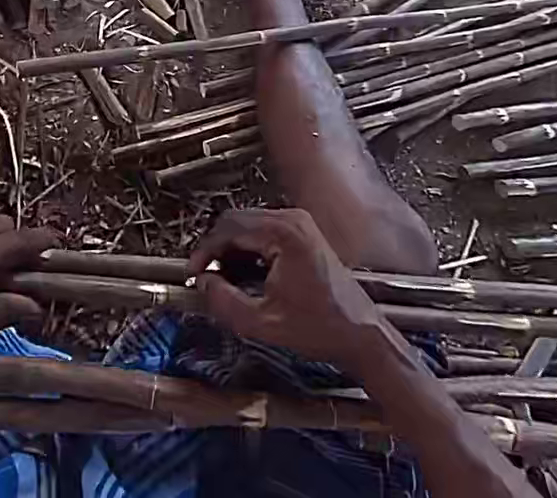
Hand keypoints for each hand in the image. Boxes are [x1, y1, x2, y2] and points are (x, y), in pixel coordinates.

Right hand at [186, 208, 381, 361]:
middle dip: (216, 247)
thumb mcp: (263, 323)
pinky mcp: (303, 231)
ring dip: (231, 247)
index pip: (228, 228)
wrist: (363, 336)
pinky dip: (248, 247)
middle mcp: (291, 219)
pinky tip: (245, 273)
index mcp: (283, 234)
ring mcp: (299, 222)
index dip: (205, 250)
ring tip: (223, 277)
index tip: (193, 271)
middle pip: (236, 220)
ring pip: (248, 224)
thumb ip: (224, 302)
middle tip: (205, 275)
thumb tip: (202, 283)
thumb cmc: (319, 329)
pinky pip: (262, 230)